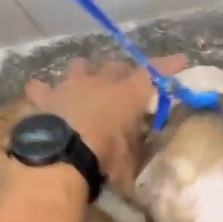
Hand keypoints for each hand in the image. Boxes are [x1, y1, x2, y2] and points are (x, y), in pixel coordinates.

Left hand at [24, 55, 186, 191]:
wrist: (60, 156)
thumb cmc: (104, 159)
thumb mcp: (132, 161)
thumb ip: (140, 148)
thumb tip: (147, 148)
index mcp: (128, 94)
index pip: (153, 74)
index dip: (168, 66)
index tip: (180, 61)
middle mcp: (100, 81)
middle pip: (115, 65)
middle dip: (122, 72)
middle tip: (125, 84)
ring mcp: (69, 85)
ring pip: (79, 66)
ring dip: (85, 73)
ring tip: (85, 84)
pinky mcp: (44, 97)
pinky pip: (42, 88)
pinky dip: (44, 93)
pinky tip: (43, 98)